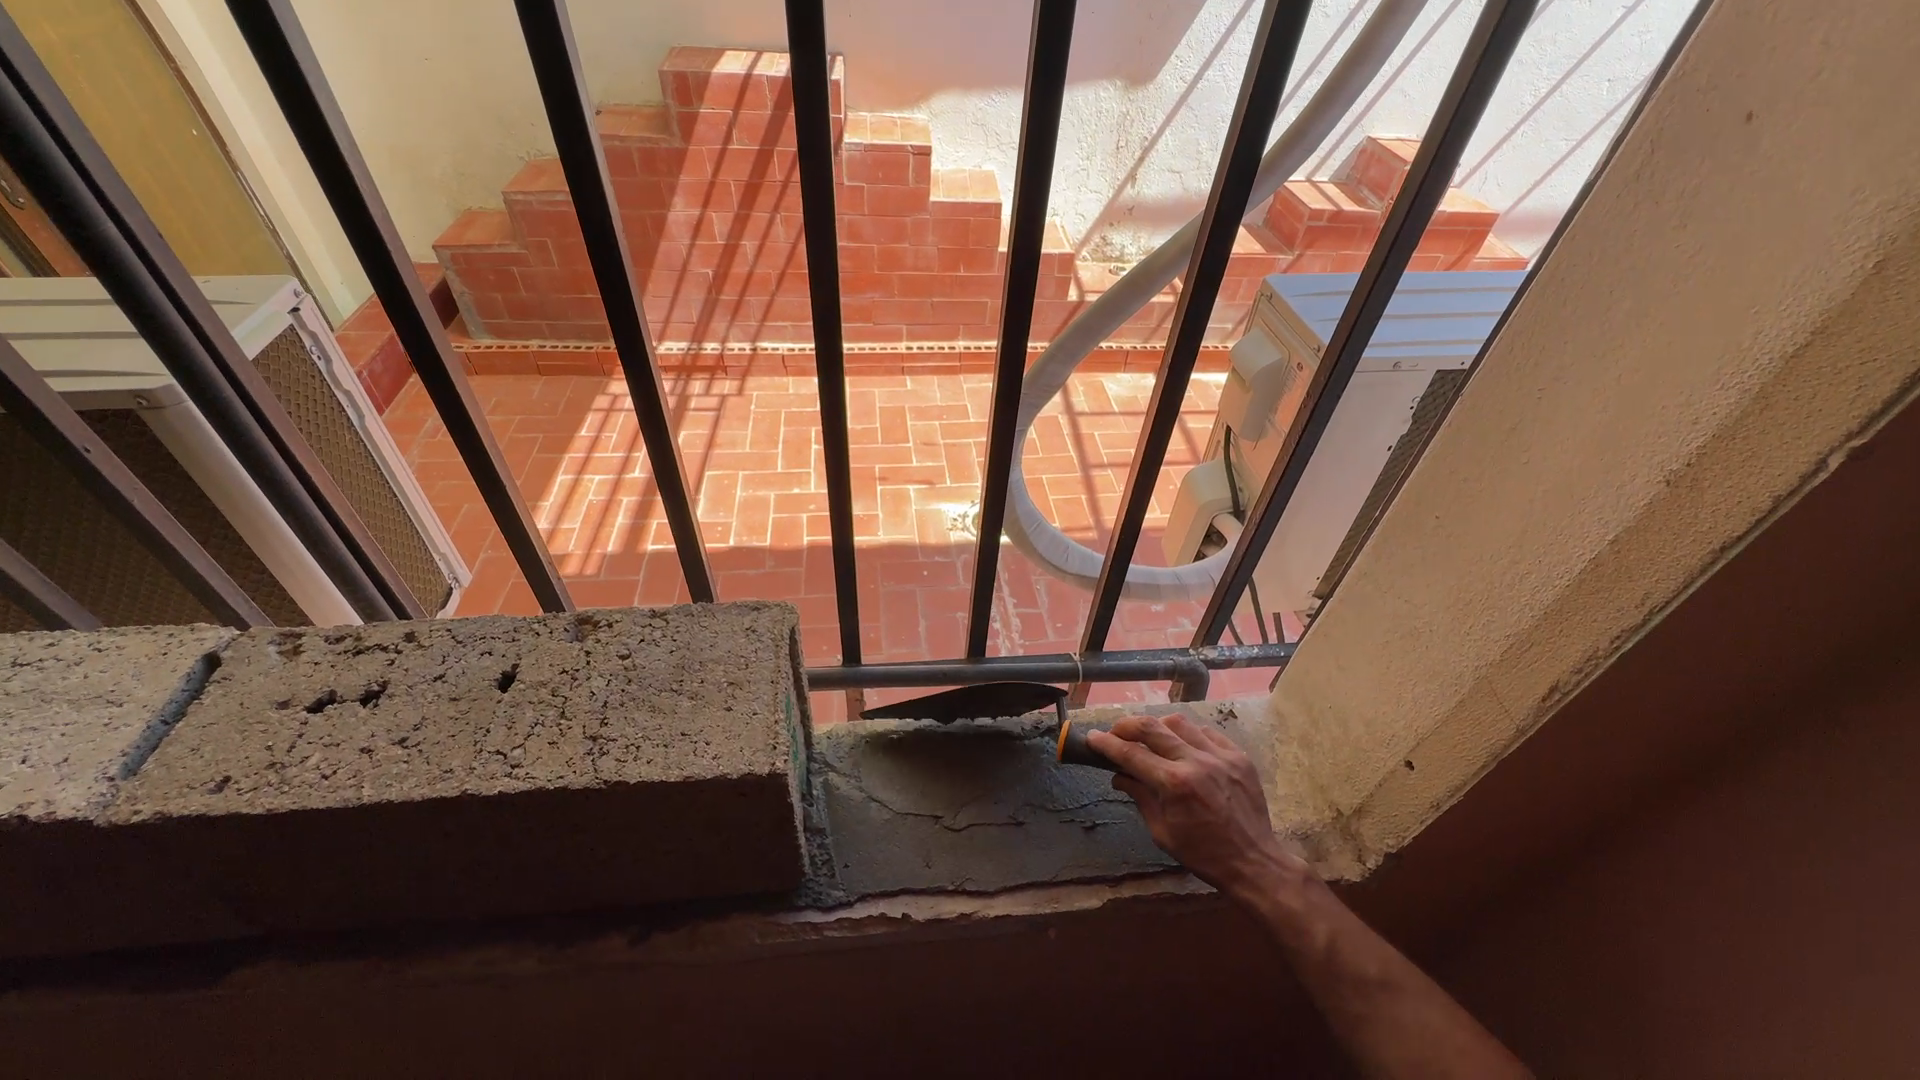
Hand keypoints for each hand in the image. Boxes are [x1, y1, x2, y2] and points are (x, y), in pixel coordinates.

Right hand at [1088, 714, 1310, 899]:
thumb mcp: (1162, 831)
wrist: (1253, 861)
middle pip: (1152, 727)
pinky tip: (1183, 746)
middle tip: (1116, 732)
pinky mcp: (1238, 756)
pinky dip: (1188, 734)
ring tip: (1150, 738)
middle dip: (1127, 726)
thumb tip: (1118, 775)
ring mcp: (1220, 756)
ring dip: (1158, 727)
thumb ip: (1140, 796)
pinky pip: (1206, 732)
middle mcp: (1196, 762)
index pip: (1131, 754)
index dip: (1107, 744)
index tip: (1092, 737)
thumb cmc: (1203, 854)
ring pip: (1179, 722)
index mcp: (1174, 784)